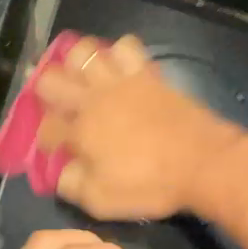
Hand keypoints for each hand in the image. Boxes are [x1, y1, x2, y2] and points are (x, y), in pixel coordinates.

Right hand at [35, 34, 247, 219]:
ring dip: (78, 65)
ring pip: (84, 54)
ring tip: (84, 79)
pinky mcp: (148, 75)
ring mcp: (121, 82)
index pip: (46, 128)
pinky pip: (126, 47)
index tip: (53, 151)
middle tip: (57, 105)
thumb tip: (61, 173)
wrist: (202, 162)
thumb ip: (73, 186)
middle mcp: (93, 100)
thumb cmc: (150, 186)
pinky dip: (118, 53)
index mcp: (80, 132)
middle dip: (47, 93)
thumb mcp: (103, 201)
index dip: (45, 140)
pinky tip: (120, 67)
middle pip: (52, 80)